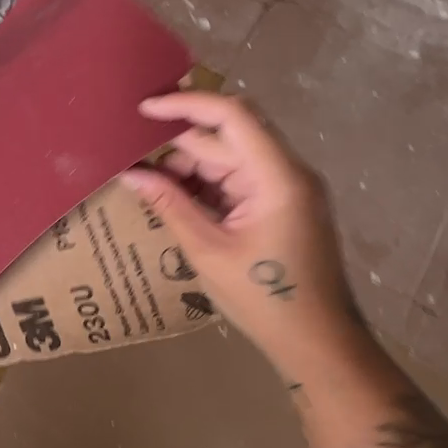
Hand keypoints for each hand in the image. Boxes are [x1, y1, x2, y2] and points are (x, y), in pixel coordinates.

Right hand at [119, 92, 364, 378]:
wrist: (319, 343)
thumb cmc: (265, 298)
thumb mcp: (206, 250)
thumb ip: (168, 203)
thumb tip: (128, 173)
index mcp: (278, 178)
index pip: (232, 116)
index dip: (186, 104)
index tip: (143, 110)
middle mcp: (286, 173)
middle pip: (226, 134)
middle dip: (177, 142)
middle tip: (130, 153)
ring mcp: (284, 188)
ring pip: (225, 154)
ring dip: (185, 164)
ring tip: (146, 184)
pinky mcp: (277, 204)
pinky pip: (233, 176)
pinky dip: (201, 182)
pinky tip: (170, 197)